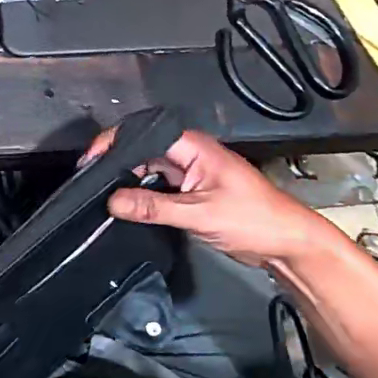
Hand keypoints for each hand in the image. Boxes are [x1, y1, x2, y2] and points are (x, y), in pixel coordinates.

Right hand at [84, 127, 353, 268]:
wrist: (287, 244)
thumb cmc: (256, 220)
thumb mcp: (199, 213)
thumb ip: (152, 207)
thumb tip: (113, 201)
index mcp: (193, 147)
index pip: (143, 133)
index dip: (114, 143)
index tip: (91, 161)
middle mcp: (190, 154)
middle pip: (142, 148)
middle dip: (117, 161)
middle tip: (92, 180)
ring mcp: (191, 172)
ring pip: (149, 168)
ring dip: (129, 179)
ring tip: (106, 194)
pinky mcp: (191, 191)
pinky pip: (158, 185)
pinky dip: (142, 194)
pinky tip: (129, 206)